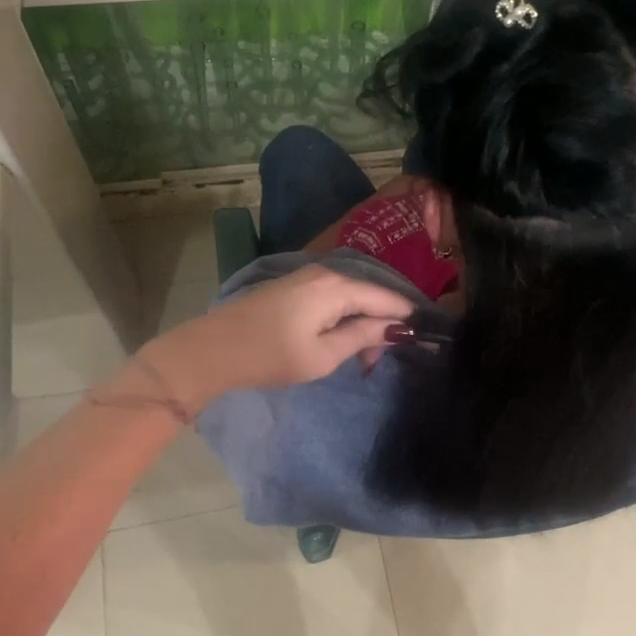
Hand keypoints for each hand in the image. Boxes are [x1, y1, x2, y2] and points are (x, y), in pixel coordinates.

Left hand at [135, 265, 413, 411]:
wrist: (211, 350)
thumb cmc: (269, 356)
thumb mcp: (322, 355)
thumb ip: (362, 337)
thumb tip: (395, 328)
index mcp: (337, 286)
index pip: (388, 298)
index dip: (407, 320)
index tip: (424, 344)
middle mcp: (327, 272)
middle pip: (371, 295)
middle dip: (383, 325)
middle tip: (379, 363)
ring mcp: (308, 276)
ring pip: (352, 296)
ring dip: (363, 324)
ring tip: (363, 359)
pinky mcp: (295, 286)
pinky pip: (334, 297)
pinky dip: (345, 318)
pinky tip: (342, 342)